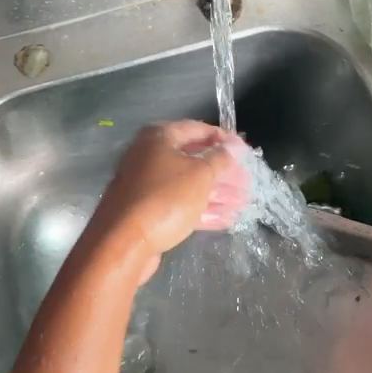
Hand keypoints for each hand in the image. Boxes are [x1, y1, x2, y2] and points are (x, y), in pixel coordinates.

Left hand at [84, 120, 252, 281]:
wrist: (123, 242)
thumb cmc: (164, 198)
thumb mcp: (199, 175)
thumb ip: (219, 159)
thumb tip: (231, 147)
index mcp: (159, 137)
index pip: (198, 129)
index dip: (224, 139)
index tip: (246, 152)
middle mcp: (151, 155)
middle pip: (194, 158)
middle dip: (223, 171)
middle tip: (248, 182)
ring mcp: (148, 184)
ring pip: (189, 184)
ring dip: (217, 193)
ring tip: (244, 202)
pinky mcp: (148, 211)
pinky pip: (180, 205)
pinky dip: (203, 210)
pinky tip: (227, 219)